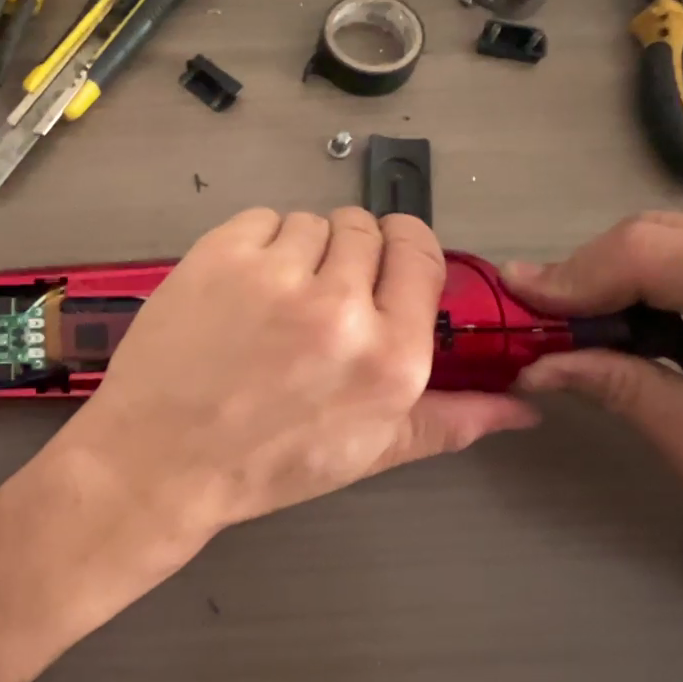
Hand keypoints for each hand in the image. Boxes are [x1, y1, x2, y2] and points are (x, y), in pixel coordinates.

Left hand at [46, 208, 538, 542]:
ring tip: (269, 300)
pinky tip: (236, 289)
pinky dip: (254, 244)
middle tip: (314, 298)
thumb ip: (449, 422)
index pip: (421, 253)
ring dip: (298, 251)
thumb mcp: (367, 452)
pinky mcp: (222, 251)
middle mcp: (343, 307)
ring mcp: (277, 273)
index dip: (401, 253)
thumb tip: (522, 409)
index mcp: (392, 358)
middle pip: (365, 228)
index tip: (378, 270)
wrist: (160, 457)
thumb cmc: (266, 463)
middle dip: (346, 255)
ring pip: (311, 222)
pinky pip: (261, 218)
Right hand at [504, 212, 682, 573]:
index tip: (520, 305)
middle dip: (590, 275)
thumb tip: (533, 364)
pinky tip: (645, 318)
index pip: (653, 254)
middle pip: (659, 233)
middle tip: (546, 323)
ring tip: (589, 326)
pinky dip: (658, 276)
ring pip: (676, 232)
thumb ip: (624, 394)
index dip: (575, 274)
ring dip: (620, 275)